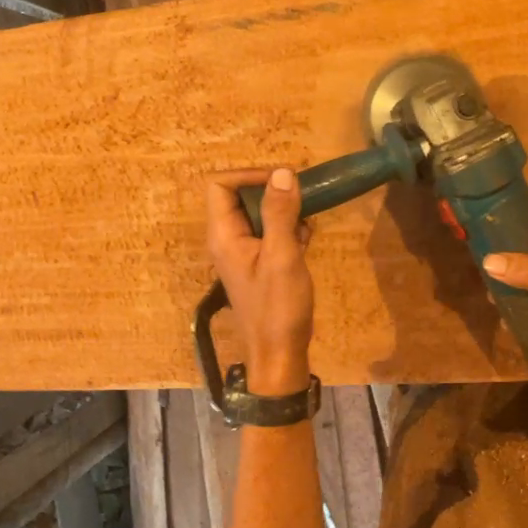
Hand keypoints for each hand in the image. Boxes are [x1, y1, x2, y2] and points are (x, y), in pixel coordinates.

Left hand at [207, 168, 313, 394]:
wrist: (281, 354)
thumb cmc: (278, 307)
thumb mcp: (282, 256)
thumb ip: (280, 213)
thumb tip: (283, 173)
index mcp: (223, 235)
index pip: (219, 184)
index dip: (248, 174)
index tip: (281, 181)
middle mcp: (228, 239)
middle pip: (238, 195)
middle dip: (270, 190)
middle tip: (301, 195)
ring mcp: (244, 252)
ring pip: (258, 213)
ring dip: (283, 210)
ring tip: (307, 219)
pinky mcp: (260, 263)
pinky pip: (270, 231)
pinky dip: (288, 228)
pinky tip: (307, 239)